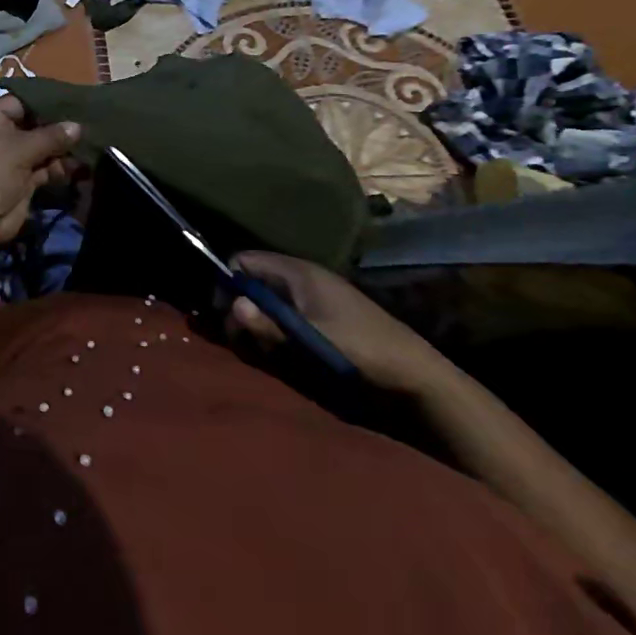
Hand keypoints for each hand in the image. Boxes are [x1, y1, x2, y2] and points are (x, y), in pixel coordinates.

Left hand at [0, 96, 81, 246]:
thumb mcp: (21, 149)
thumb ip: (51, 136)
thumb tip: (77, 127)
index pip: (21, 102)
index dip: (45, 101)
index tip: (74, 101)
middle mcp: (1, 137)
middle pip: (35, 126)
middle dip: (60, 128)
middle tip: (90, 124)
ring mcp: (12, 161)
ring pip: (43, 149)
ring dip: (64, 150)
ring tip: (89, 147)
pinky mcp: (23, 182)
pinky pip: (45, 169)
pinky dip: (60, 168)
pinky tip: (80, 167)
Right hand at [225, 251, 450, 394]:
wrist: (411, 373)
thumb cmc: (361, 349)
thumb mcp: (311, 338)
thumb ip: (270, 324)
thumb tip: (231, 305)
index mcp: (299, 272)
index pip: (245, 260)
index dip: (228, 282)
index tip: (224, 313)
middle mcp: (301, 280)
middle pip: (252, 282)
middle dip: (238, 308)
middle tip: (239, 339)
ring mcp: (310, 300)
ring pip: (264, 304)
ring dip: (254, 325)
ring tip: (257, 350)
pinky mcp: (318, 321)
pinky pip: (282, 319)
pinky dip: (272, 333)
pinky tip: (274, 353)